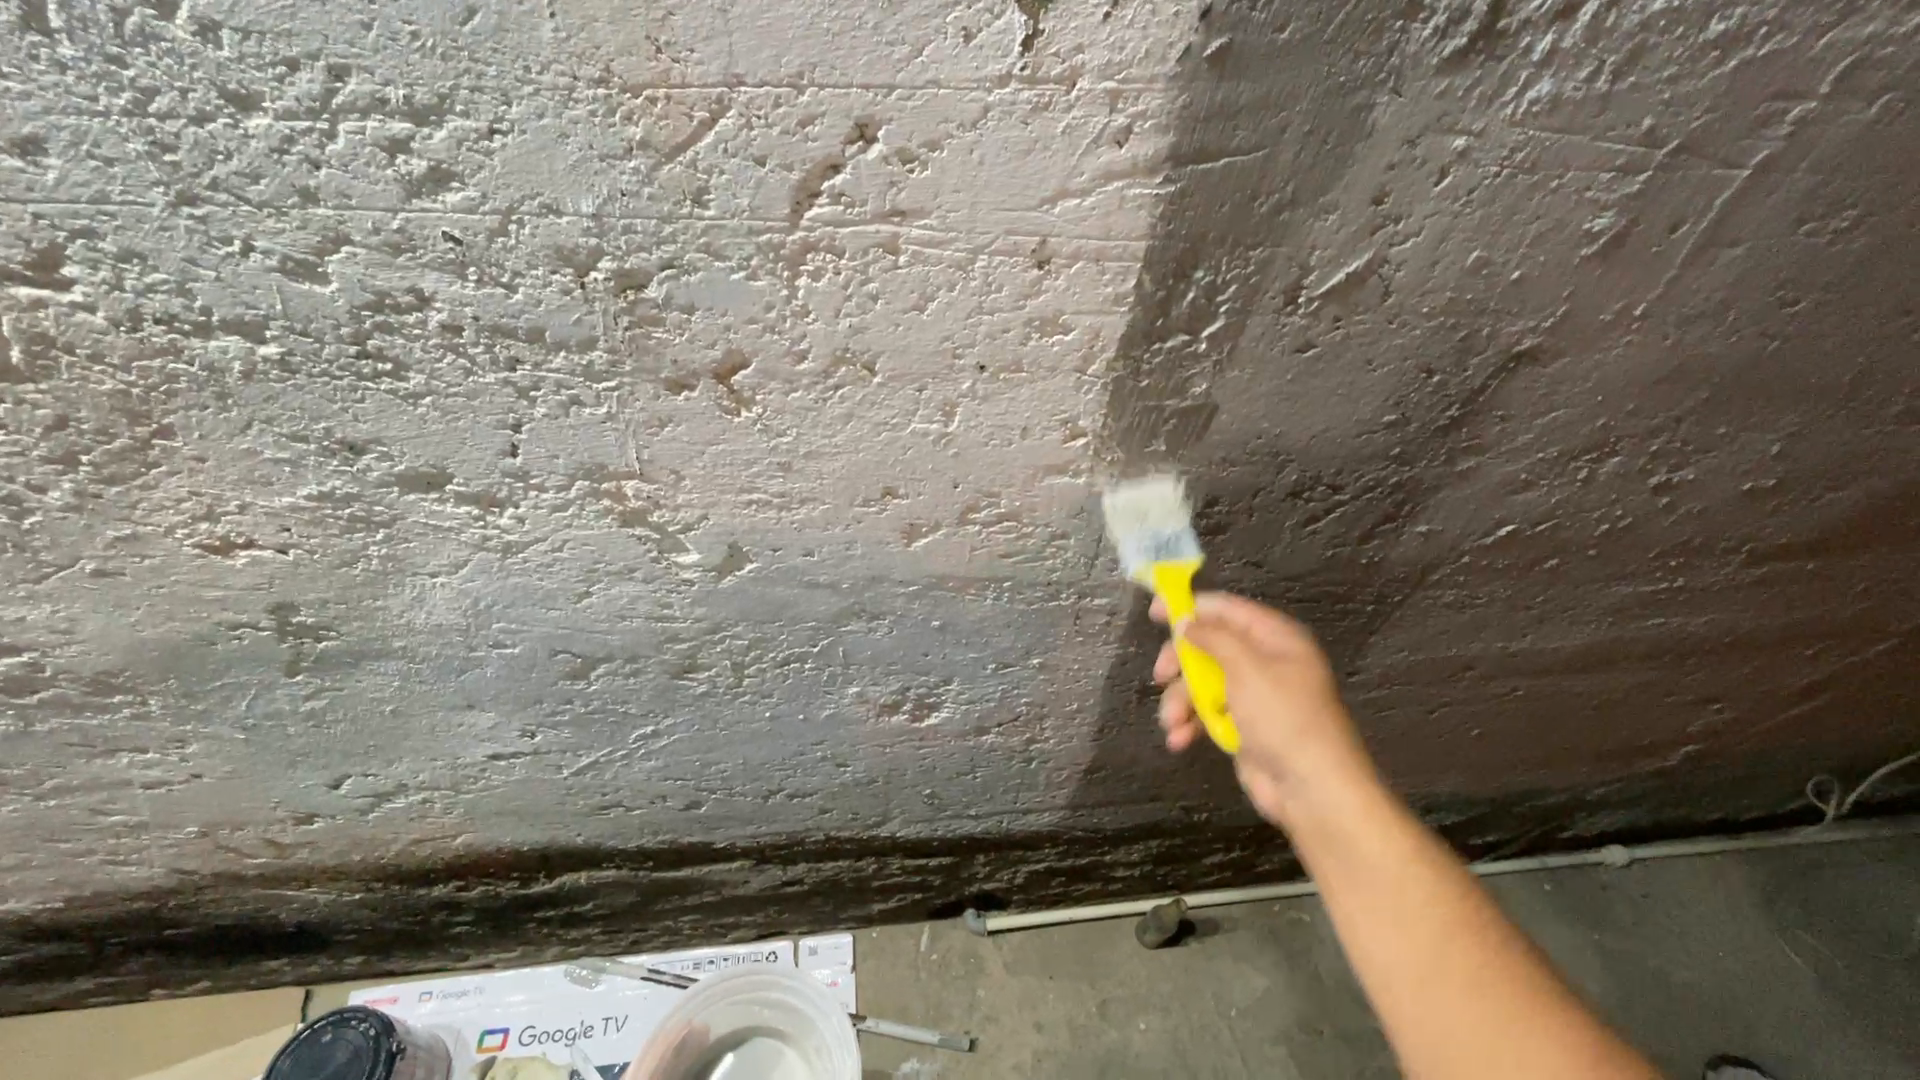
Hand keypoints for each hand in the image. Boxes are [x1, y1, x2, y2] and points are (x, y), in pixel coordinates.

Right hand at [1153, 592, 1379, 825]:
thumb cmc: (1284, 718)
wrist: (1311, 787)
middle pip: (1209, 645)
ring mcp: (1253, 695)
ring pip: (1201, 682)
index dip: (1191, 607)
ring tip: (1173, 722)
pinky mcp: (1243, 725)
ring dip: (1180, 701)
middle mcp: (1264, 661)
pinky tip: (1180, 739)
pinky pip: (1207, 713)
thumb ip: (1214, 638)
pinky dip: (1190, 724)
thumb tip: (1187, 622)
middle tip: (1161, 675)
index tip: (1155, 613)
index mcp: (1275, 638)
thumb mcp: (1247, 668)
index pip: (1227, 609)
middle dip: (1181, 662)